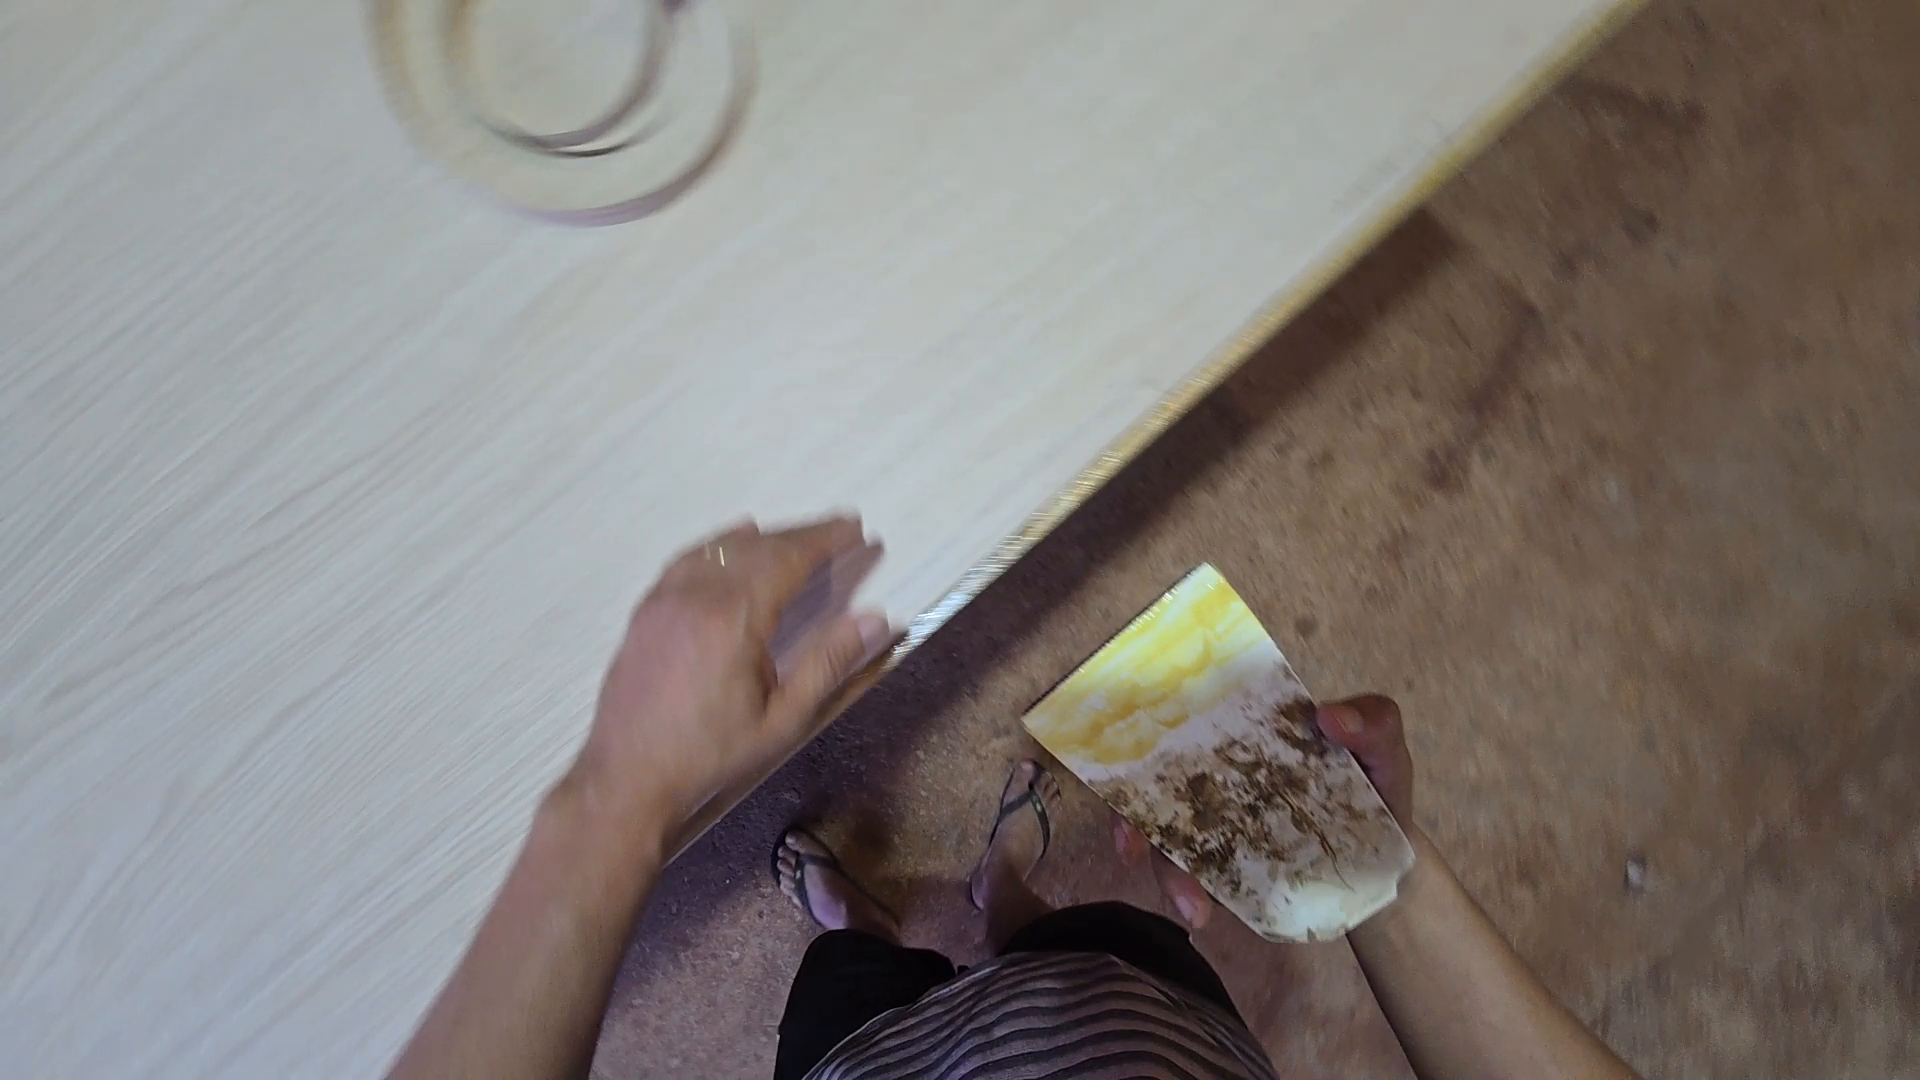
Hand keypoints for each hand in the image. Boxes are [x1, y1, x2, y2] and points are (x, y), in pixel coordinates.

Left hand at [572, 517, 892, 838]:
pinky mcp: (647, 608)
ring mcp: (667, 598)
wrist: (626, 776)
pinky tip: (736, 540)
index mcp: (735, 618)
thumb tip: (875, 619)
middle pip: (761, 546)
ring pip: (725, 547)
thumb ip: (828, 663)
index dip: (826, 540)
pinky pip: (691, 557)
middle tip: (840, 529)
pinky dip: (723, 543)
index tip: (856, 529)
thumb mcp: (782, 718)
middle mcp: (698, 595)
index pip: (790, 559)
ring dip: (767, 536)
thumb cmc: (712, 753)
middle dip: (804, 533)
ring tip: (799, 537)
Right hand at [1113, 693, 1415, 929]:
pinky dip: (1182, 890)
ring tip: (1189, 905)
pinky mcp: (1221, 860)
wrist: (1385, 862)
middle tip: (1131, 847)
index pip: (1176, 719)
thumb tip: (1329, 718)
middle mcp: (1210, 767)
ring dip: (1161, 866)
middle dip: (1128, 813)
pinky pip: (1186, 869)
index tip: (1125, 760)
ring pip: (1161, 832)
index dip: (1138, 735)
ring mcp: (1212, 816)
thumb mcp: (1383, 748)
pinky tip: (1198, 912)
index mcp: (1237, 728)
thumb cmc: (1373, 784)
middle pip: (1149, 781)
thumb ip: (1373, 724)